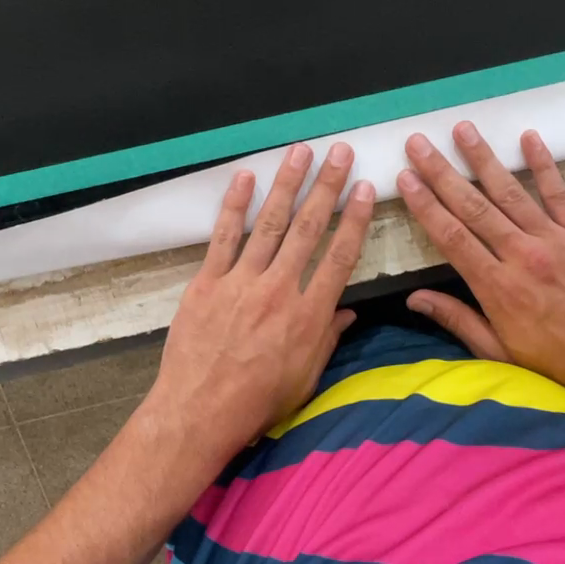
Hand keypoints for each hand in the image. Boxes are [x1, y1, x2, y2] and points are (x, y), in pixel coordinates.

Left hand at [143, 142, 375, 473]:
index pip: (340, 256)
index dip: (355, 219)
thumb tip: (348, 313)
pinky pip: (223, 237)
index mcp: (309, 315)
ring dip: (287, 185)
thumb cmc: (257, 402)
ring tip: (300, 152)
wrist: (200, 411)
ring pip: (269, 224)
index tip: (364, 189)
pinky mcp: (207, 283)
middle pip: (308, 229)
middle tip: (339, 153)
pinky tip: (246, 178)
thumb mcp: (306, 378)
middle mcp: (279, 290)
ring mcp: (241, 283)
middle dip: (326, 187)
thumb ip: (328, 339)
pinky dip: (234, 206)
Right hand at [396, 122, 564, 409]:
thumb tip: (413, 299)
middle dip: (442, 172)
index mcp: (498, 287)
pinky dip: (543, 164)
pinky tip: (528, 137)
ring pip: (510, 192)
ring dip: (483, 158)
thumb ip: (456, 319)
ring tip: (462, 129)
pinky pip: (558, 192)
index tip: (405, 179)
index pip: (452, 237)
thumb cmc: (556, 360)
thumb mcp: (498, 351)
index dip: (426, 205)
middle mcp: (523, 256)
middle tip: (418, 143)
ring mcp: (555, 240)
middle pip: (474, 206)